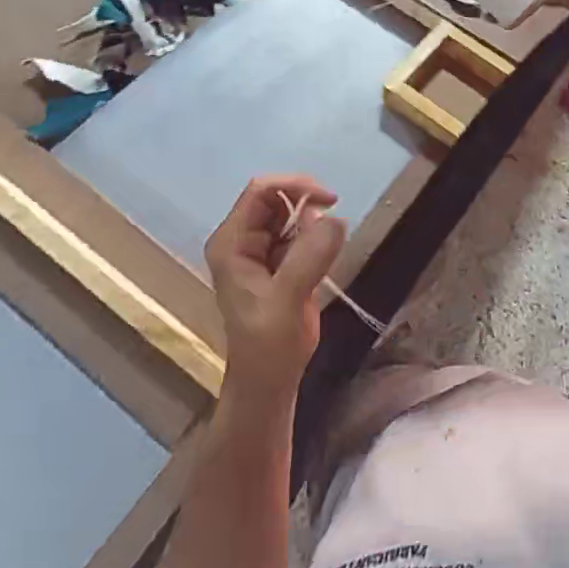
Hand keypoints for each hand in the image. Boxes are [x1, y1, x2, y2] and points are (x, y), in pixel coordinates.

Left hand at [203, 175, 346, 401]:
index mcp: (232, 242)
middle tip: (330, 231)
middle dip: (306, 208)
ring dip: (313, 226)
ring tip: (320, 261)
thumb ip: (309, 257)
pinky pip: (301, 234)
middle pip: (277, 199)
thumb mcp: (287, 300)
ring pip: (291, 215)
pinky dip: (316, 240)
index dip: (295, 187)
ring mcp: (260, 250)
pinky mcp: (279, 262)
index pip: (260, 192)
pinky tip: (320, 266)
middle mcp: (242, 239)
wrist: (270, 381)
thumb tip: (336, 218)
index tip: (329, 200)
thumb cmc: (269, 344)